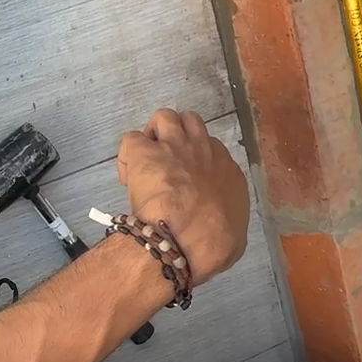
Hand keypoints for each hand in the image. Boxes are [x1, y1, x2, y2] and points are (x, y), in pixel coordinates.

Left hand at [116, 110, 249, 285]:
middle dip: (177, 135)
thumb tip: (222, 234)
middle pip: (191, 122)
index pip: (211, 151)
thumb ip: (228, 226)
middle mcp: (202, 150)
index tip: (183, 184)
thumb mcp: (234, 238)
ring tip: (145, 159)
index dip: (194, 163)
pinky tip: (128, 177)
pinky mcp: (145, 151)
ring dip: (153, 134)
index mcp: (225, 171)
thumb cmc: (212, 244)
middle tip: (164, 161)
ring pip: (165, 117)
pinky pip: (131, 139)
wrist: (186, 240)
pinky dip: (126, 156)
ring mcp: (174, 146)